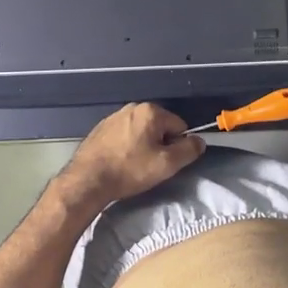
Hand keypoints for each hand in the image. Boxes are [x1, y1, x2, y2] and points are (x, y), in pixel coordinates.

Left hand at [58, 102, 204, 206]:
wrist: (88, 180)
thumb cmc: (130, 170)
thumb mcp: (166, 164)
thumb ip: (188, 150)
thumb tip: (199, 141)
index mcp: (150, 111)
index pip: (179, 126)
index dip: (177, 146)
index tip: (166, 162)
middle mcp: (132, 107)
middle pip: (159, 127)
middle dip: (159, 144)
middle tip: (150, 166)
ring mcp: (114, 116)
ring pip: (141, 131)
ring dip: (142, 145)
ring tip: (133, 166)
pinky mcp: (101, 128)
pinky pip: (124, 135)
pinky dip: (126, 146)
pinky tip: (119, 162)